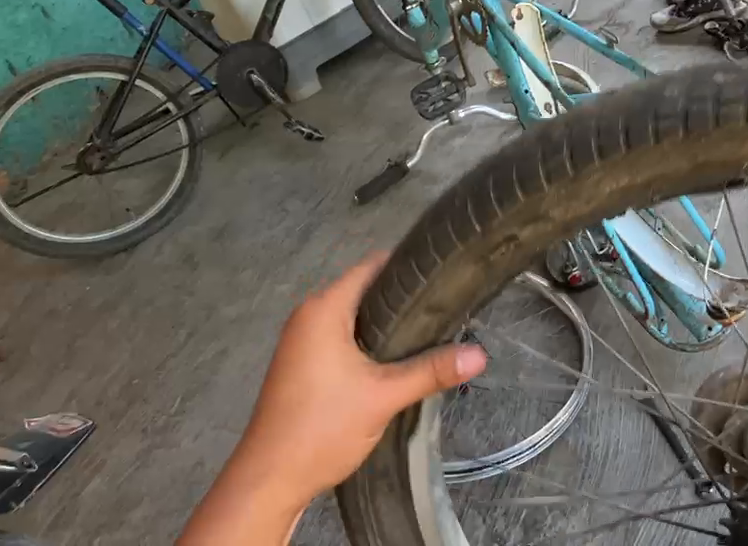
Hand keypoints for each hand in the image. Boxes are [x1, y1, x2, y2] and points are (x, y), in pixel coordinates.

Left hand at [178, 254, 486, 544]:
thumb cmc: (322, 426)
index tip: (445, 275)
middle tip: (446, 307)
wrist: (268, 482)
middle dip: (404, 298)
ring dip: (387, 324)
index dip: (410, 265)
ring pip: (355, 316)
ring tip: (430, 331)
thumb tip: (480, 355)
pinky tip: (395, 359)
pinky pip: (342, 337)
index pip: (373, 266)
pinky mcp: (301, 364)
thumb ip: (431, 371)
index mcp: (324, 307)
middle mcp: (309, 314)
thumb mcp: (383, 396)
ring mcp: (301, 340)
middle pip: (366, 290)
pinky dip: (368, 342)